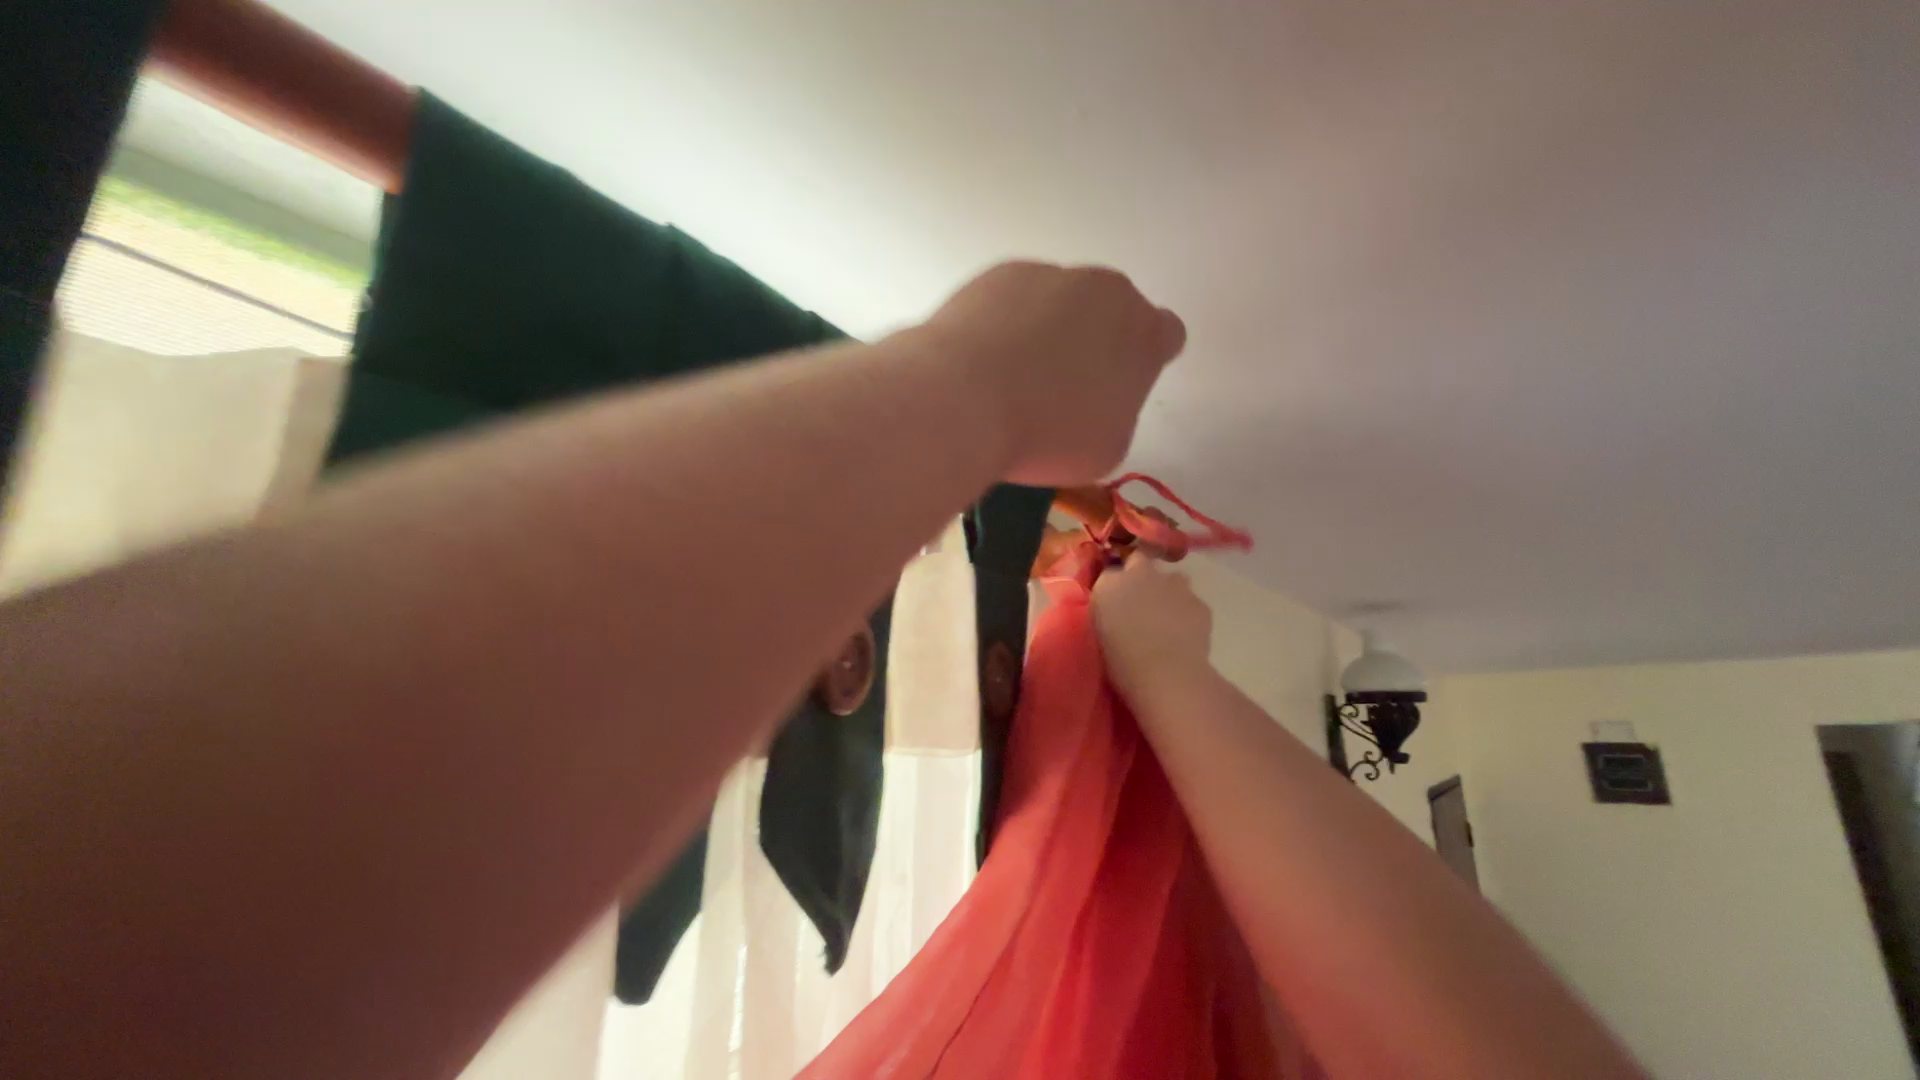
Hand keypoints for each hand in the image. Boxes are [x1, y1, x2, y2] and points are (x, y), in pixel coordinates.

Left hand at [921, 261, 1185, 485]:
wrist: (962, 400)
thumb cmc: (1048, 434)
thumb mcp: (1108, 447)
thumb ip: (1118, 412)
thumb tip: (1097, 399)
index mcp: (1144, 332)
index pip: (1164, 336)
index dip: (1142, 362)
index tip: (1117, 387)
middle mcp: (1102, 289)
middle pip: (1107, 312)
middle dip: (1091, 342)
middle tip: (1060, 391)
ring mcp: (1047, 275)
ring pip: (1056, 304)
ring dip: (1043, 332)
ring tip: (1010, 383)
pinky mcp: (995, 275)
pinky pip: (1010, 303)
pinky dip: (1001, 326)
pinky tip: (980, 366)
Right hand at [1090, 553, 1213, 698]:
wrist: (1166, 674)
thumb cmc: (1122, 662)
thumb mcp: (1101, 632)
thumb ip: (1109, 608)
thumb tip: (1118, 603)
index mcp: (1108, 584)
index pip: (1109, 571)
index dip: (1115, 582)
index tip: (1116, 597)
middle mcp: (1141, 575)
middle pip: (1141, 561)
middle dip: (1142, 574)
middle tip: (1141, 599)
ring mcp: (1174, 585)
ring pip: (1172, 578)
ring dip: (1169, 590)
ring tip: (1167, 617)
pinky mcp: (1199, 602)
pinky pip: (1192, 601)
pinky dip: (1188, 612)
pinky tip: (1185, 633)